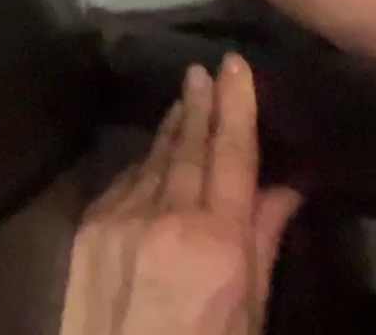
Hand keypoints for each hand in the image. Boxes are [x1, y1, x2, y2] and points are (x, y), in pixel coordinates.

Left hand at [60, 54, 301, 334]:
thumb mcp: (249, 315)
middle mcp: (165, 215)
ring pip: (154, 157)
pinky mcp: (90, 224)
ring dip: (173, 127)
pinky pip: (126, 179)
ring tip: (187, 100)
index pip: (232, 155)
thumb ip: (262, 243)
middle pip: (189, 146)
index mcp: (216, 242)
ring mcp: (121, 215)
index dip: (236, 106)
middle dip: (201, 104)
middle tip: (205, 70)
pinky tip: (155, 152)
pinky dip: (145, 162)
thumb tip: (285, 186)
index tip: (235, 65)